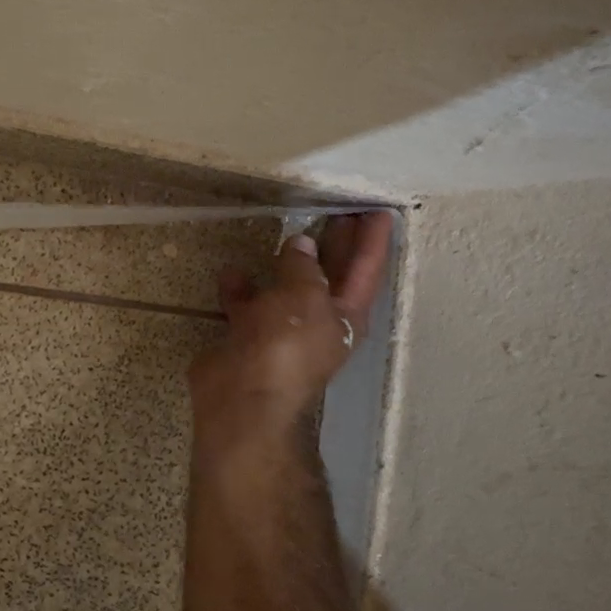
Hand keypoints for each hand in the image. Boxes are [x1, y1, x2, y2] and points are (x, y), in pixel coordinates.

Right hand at [189, 212, 392, 435]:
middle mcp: (319, 322)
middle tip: (339, 212)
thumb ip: (303, 267)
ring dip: (289, 264)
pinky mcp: (247, 337)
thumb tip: (301, 244)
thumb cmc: (285, 347)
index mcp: (346, 315)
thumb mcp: (304, 298)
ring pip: (288, 288)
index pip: (366, 269)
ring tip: (287, 232)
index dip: (373, 240)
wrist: (241, 399)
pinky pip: (248, 304)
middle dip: (337, 246)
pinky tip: (232, 272)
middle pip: (332, 276)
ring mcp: (282, 331)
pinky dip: (242, 288)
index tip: (379, 211)